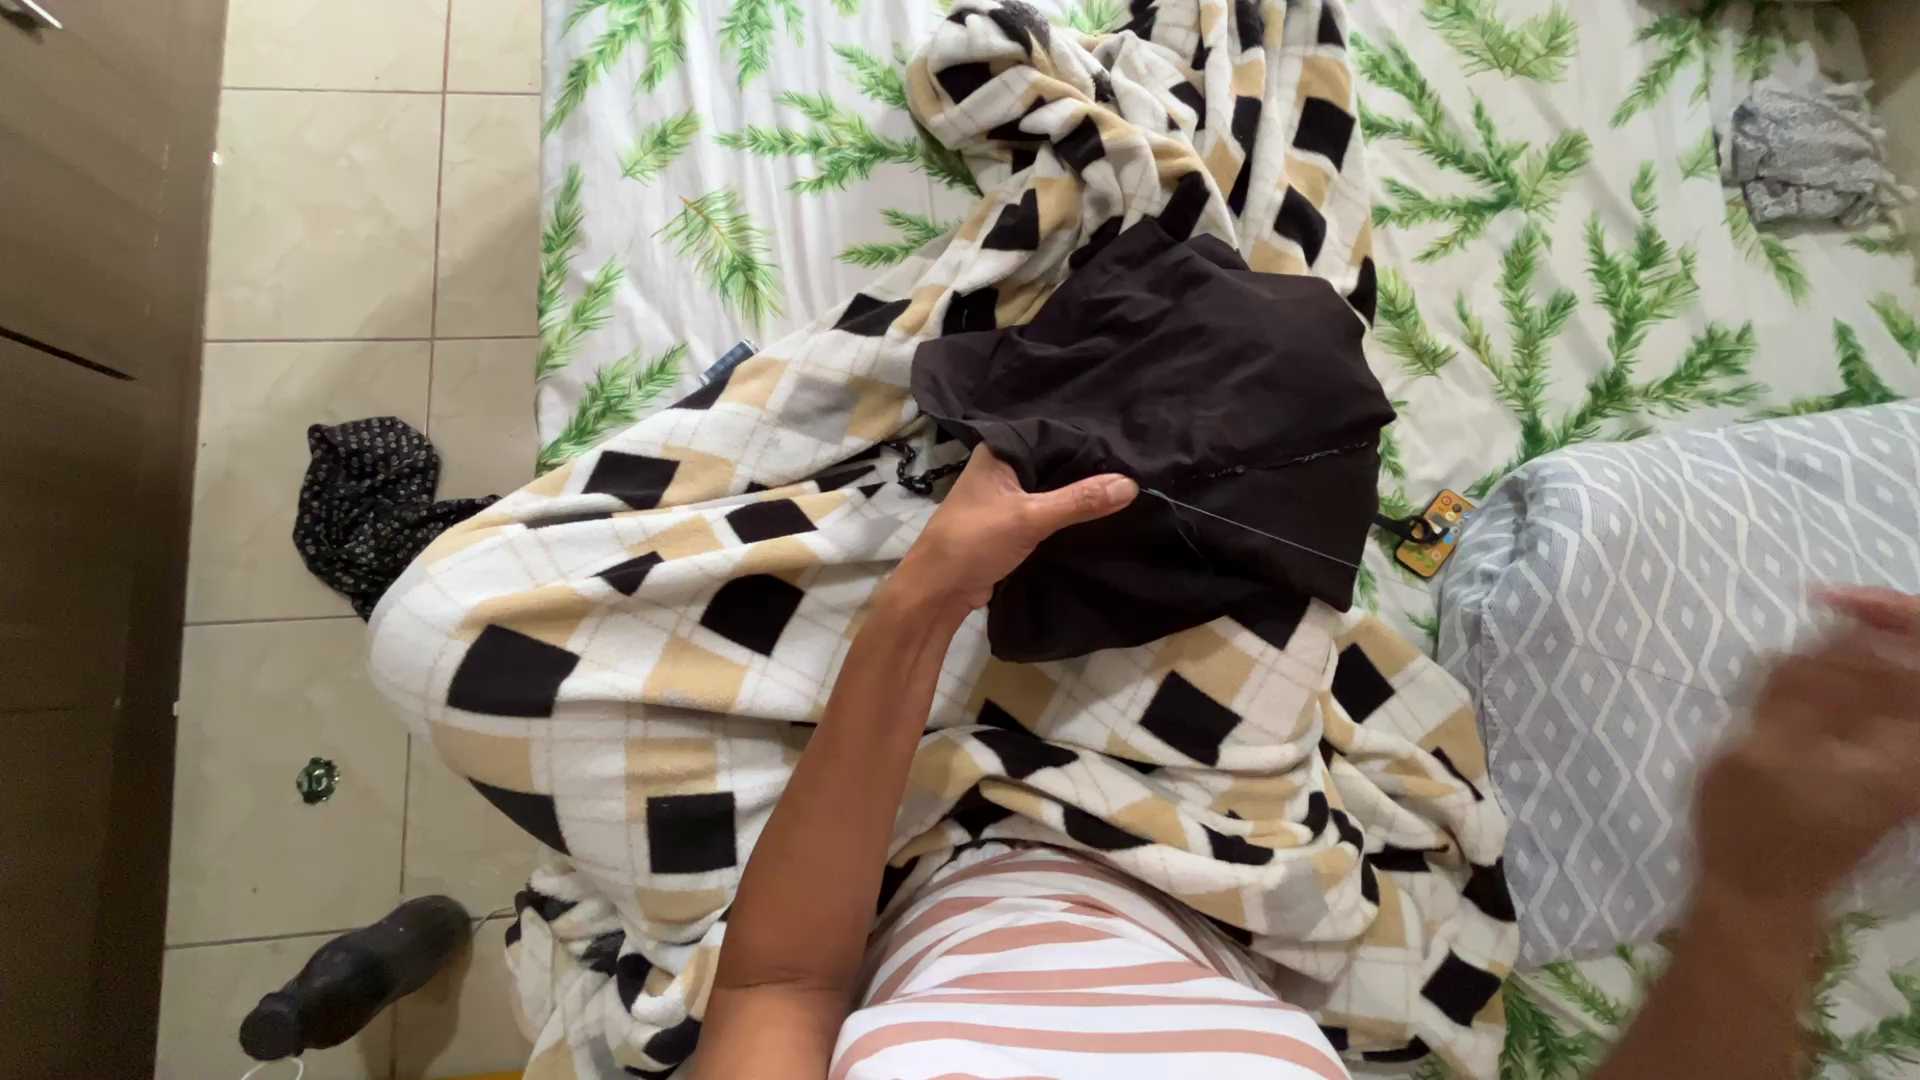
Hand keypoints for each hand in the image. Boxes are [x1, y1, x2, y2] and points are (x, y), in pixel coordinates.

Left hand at [892, 444, 1137, 612]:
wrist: (939, 590)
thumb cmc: (974, 542)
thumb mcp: (1029, 518)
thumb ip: (1079, 501)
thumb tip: (1132, 484)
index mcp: (999, 450)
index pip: (1053, 435)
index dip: (1087, 443)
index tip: (1128, 451)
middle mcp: (1003, 467)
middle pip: (1055, 463)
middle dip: (1087, 472)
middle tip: (1136, 473)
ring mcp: (1007, 496)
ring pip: (1052, 489)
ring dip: (1079, 496)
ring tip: (1126, 494)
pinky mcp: (1012, 523)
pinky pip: (1048, 512)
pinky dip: (1068, 516)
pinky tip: (1099, 517)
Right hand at [1693, 587, 1919, 916]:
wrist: (1758, 884)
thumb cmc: (1752, 820)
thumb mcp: (1762, 749)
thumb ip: (1807, 690)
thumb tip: (1852, 631)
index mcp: (1907, 749)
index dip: (1892, 615)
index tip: (1825, 597)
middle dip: (1883, 626)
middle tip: (1822, 606)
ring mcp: (1910, 760)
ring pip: (1903, 682)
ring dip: (1865, 650)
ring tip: (1808, 640)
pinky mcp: (1888, 764)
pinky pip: (1887, 701)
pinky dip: (1856, 676)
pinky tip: (1810, 675)